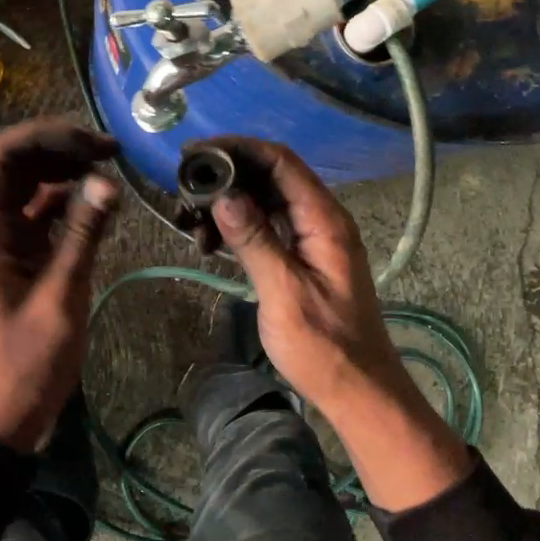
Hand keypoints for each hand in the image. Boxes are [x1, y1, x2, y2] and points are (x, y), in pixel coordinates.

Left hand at [0, 119, 119, 451]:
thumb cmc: (24, 363)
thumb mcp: (60, 298)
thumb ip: (82, 235)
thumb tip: (107, 181)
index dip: (40, 136)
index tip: (88, 140)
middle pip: (10, 165)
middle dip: (55, 146)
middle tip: (107, 150)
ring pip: (23, 186)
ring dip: (60, 170)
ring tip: (106, 167)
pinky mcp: (12, 259)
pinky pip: (33, 214)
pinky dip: (62, 201)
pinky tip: (95, 201)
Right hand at [199, 137, 398, 407]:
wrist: (357, 391)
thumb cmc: (324, 345)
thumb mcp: (284, 292)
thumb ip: (255, 240)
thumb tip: (222, 194)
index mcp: (324, 220)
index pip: (281, 162)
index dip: (238, 149)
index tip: (195, 153)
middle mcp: (319, 220)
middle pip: (268, 178)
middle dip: (224, 177)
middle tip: (182, 189)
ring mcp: (310, 239)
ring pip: (262, 203)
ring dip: (225, 206)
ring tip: (190, 225)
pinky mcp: (299, 259)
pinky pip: (264, 229)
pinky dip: (235, 230)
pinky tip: (208, 244)